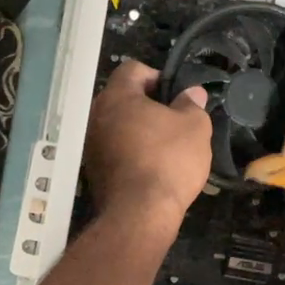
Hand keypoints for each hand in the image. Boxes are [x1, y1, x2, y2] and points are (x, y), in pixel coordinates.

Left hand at [85, 60, 211, 227]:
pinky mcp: (93, 173)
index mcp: (117, 97)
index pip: (132, 69)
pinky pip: (114, 153)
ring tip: (163, 147)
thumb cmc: (168, 161)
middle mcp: (95, 117)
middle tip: (172, 120)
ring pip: (116, 128)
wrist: (140, 214)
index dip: (156, 76)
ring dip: (137, 132)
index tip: (174, 94)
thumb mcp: (194, 128)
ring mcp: (90, 147)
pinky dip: (129, 155)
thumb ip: (192, 105)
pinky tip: (149, 169)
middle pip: (121, 100)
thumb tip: (192, 93)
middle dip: (146, 106)